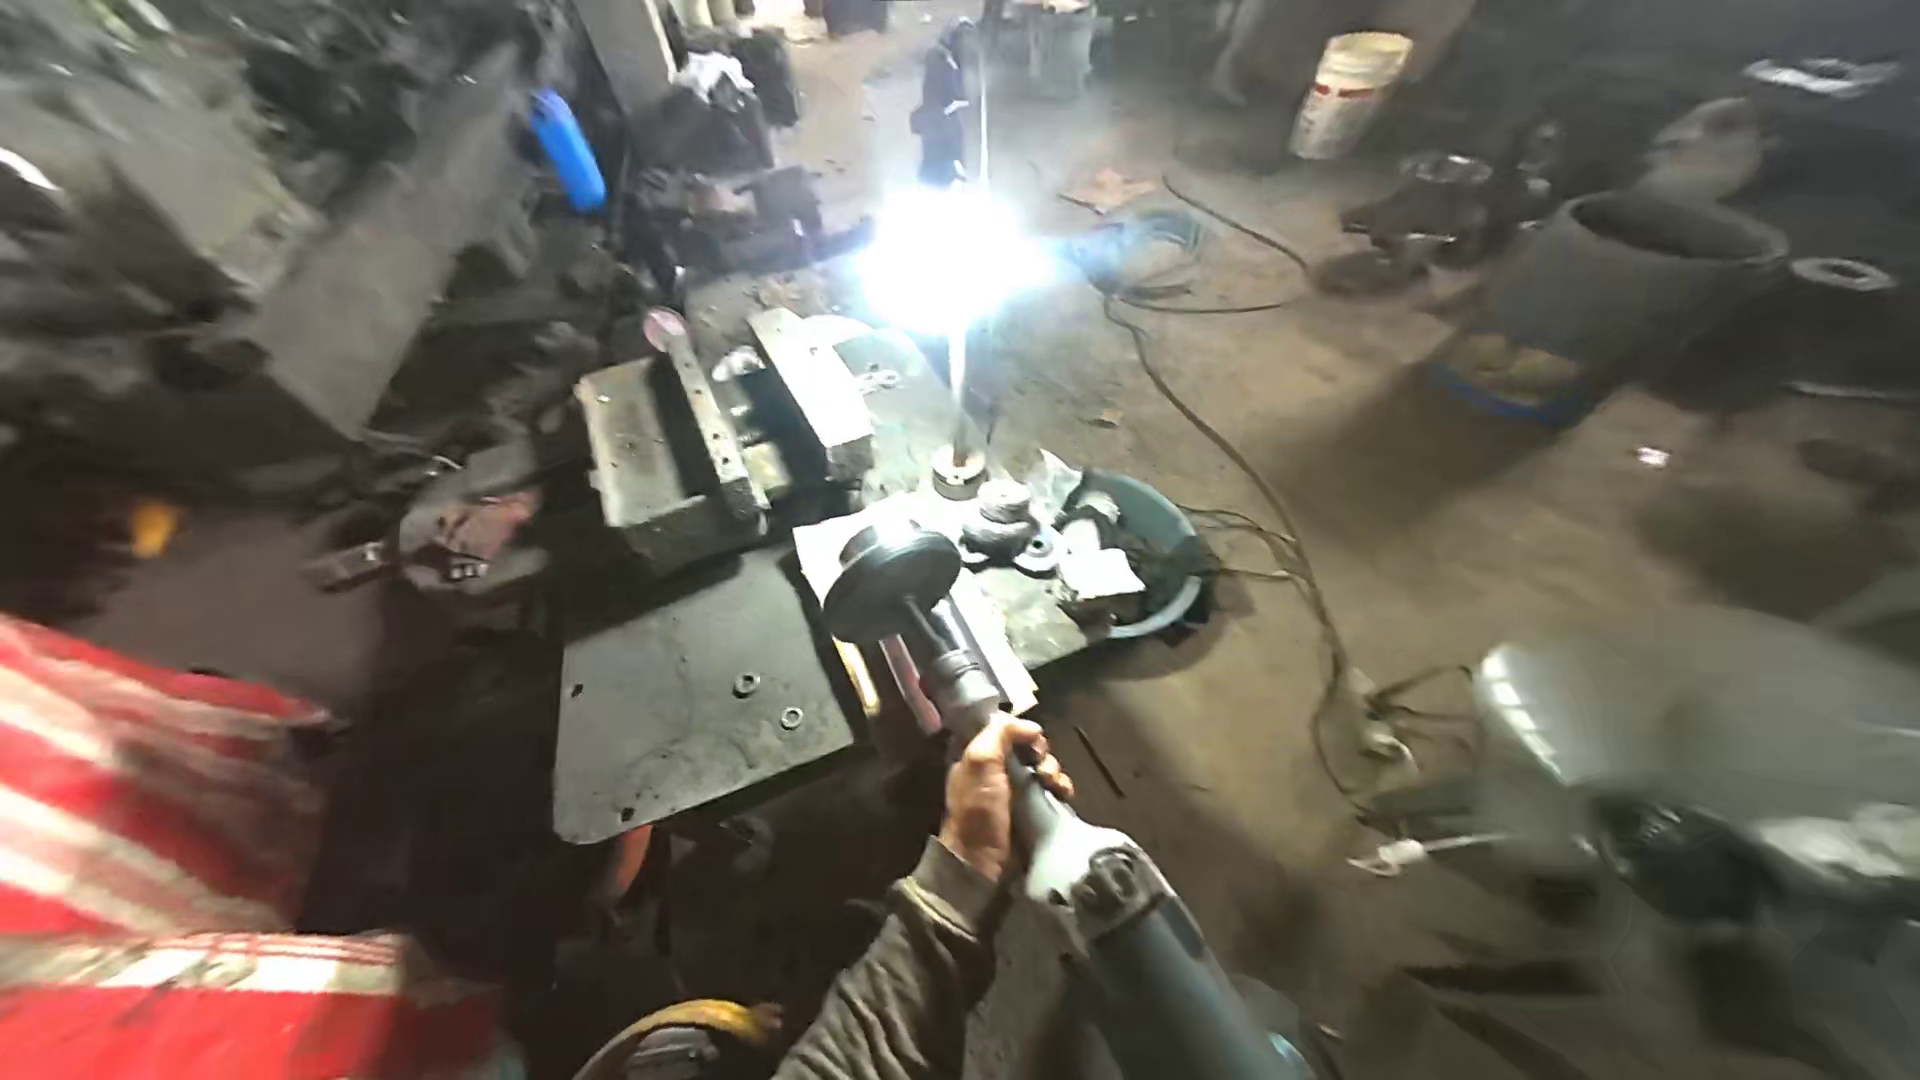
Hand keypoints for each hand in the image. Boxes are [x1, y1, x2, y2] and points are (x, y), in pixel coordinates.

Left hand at [938, 714, 1074, 883]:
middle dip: (1042, 754)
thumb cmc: (978, 808)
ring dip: (1054, 771)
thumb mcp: (980, 761)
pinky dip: (1062, 788)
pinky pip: (1054, 792)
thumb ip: (1001, 734)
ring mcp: (1018, 793)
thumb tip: (1032, 727)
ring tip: (1053, 783)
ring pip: (1044, 769)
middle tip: (1042, 768)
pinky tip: (1064, 794)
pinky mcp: (1035, 812)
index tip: (1033, 741)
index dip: (1023, 733)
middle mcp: (999, 772)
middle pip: (1030, 750)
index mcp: (981, 758)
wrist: (983, 862)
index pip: (1008, 733)